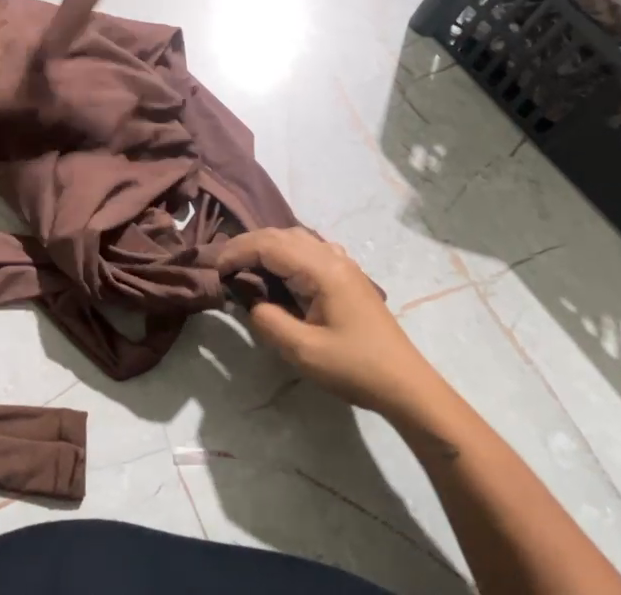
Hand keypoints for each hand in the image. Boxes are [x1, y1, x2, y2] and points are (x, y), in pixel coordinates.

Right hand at [220, 228, 447, 417]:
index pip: (268, 245)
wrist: (406, 386)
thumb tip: (249, 300)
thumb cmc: (355, 368)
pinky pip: (309, 251)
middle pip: (280, 235)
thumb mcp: (302, 350)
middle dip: (247, 245)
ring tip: (244, 268)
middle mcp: (333, 257)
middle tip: (222, 268)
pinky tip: (277, 274)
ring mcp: (343, 265)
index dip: (236, 252)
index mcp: (322, 270)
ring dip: (266, 248)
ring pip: (295, 239)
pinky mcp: (347, 278)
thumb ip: (267, 320)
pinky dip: (284, 254)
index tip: (214, 271)